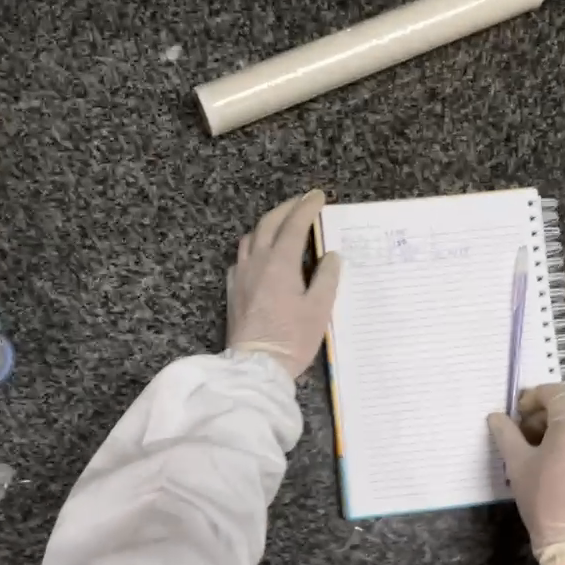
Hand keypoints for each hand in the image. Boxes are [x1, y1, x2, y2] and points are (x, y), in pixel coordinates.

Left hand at [227, 189, 343, 378]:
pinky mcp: (233, 291)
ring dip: (267, 225)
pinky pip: (241, 257)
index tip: (318, 197)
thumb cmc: (292, 339)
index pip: (294, 225)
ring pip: (251, 237)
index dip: (307, 207)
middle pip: (269, 224)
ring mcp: (240, 276)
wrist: (256, 366)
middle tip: (302, 202)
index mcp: (280, 263)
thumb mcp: (319, 309)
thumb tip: (331, 256)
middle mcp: (257, 263)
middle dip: (287, 209)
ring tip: (282, 224)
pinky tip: (261, 254)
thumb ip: (326, 278)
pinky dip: (254, 246)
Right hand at [488, 384, 564, 564]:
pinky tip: (563, 470)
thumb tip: (496, 417)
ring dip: (562, 430)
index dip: (532, 397)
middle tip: (526, 434)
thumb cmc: (544, 499)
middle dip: (546, 414)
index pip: (554, 391)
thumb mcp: (517, 464)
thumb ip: (506, 434)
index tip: (517, 414)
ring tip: (543, 453)